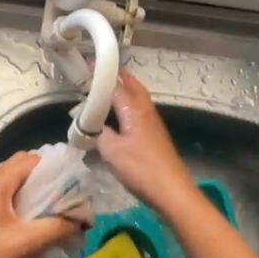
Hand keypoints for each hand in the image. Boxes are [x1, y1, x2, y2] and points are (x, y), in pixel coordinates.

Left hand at [0, 151, 82, 257]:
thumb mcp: (28, 241)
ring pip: (13, 181)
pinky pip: (7, 195)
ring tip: (52, 203)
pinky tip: (33, 217)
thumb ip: (58, 227)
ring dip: (32, 187)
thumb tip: (82, 220)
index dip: (54, 167)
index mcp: (0, 183)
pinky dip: (22, 198)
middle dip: (44, 175)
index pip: (32, 160)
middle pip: (21, 166)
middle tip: (64, 191)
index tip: (73, 182)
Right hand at [98, 72, 203, 218]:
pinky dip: (129, 104)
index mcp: (134, 110)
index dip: (100, 75)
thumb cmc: (141, 169)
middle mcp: (146, 110)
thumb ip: (99, 134)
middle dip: (118, 76)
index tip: (86, 66)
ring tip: (108, 90)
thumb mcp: (111, 152)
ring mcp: (154, 122)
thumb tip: (93, 126)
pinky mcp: (156, 135)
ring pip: (139, 97)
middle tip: (100, 73)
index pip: (115, 85)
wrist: (172, 191)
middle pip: (132, 85)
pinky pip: (140, 110)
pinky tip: (121, 116)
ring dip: (125, 89)